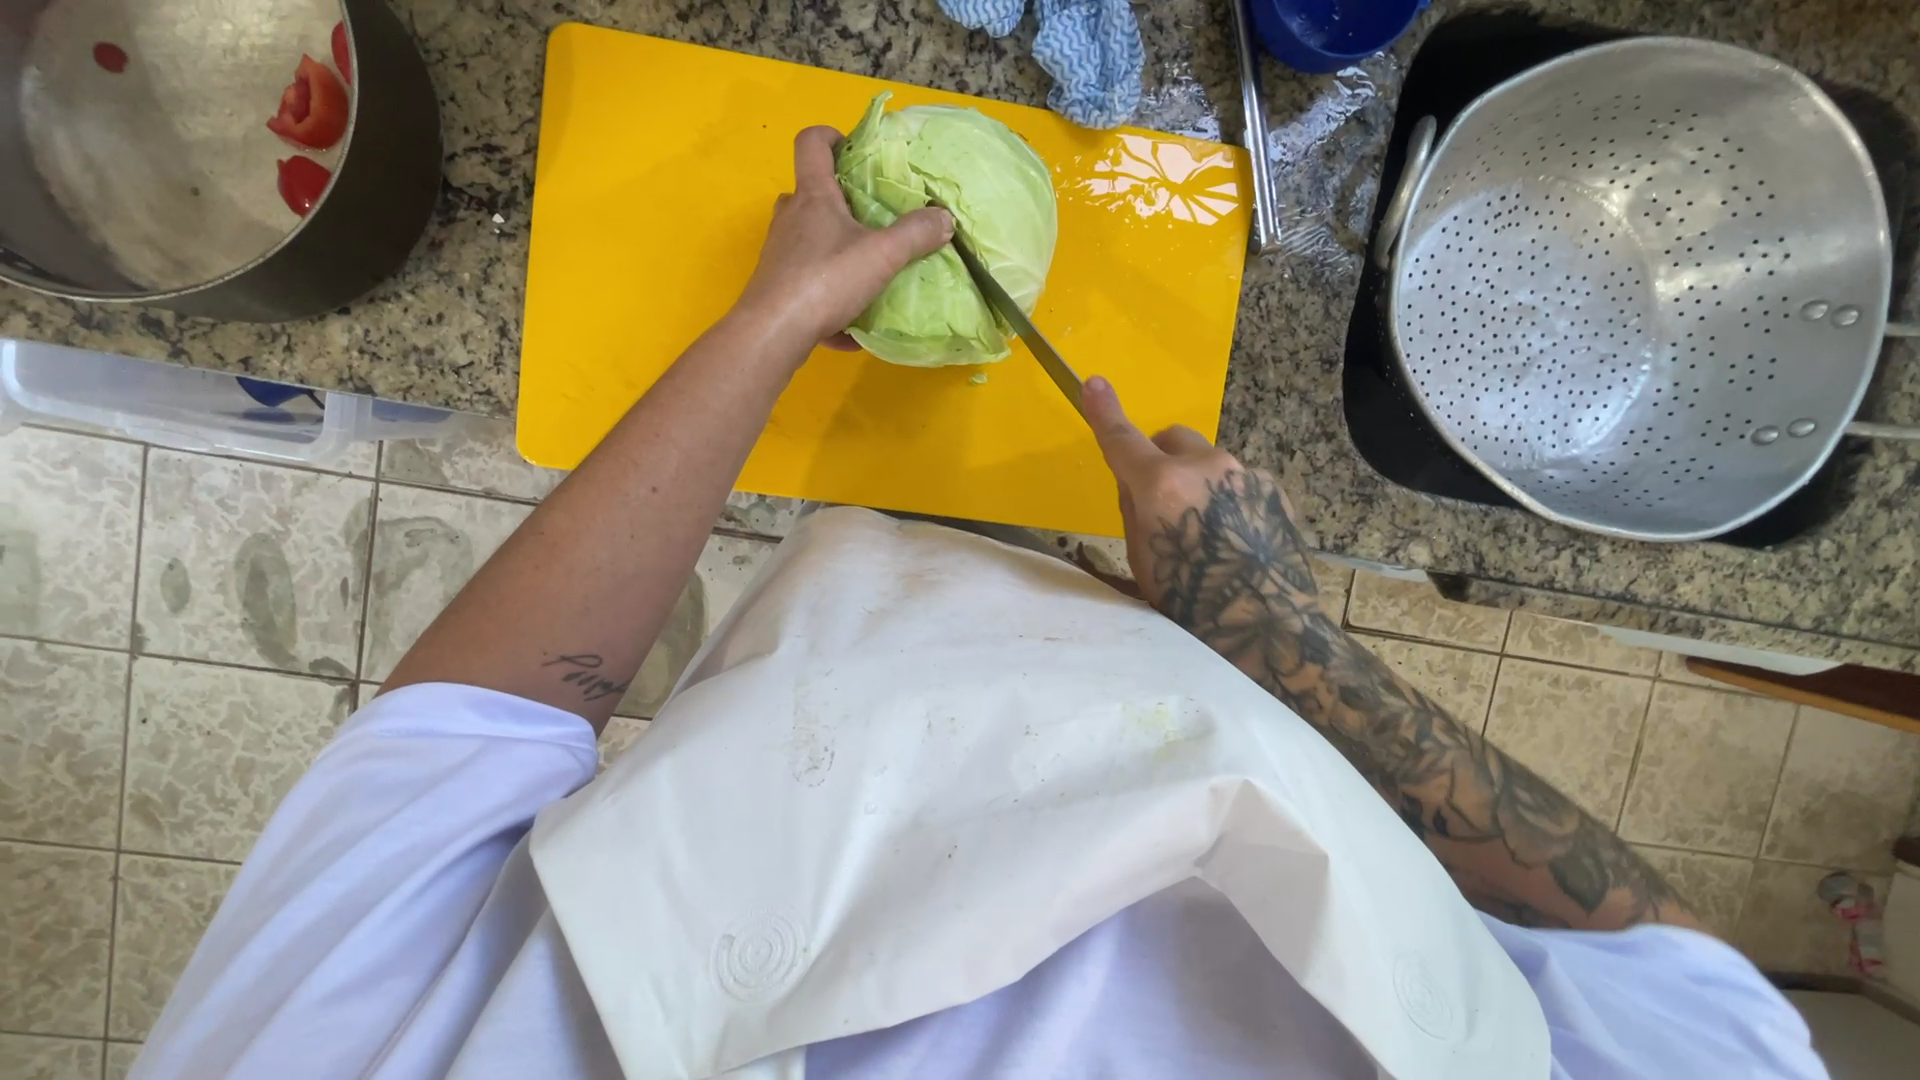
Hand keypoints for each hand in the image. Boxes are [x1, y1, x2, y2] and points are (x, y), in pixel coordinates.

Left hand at [733, 125, 953, 352]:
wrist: (776, 330)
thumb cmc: (826, 280)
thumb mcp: (882, 256)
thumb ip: (915, 235)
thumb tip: (944, 218)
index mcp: (813, 197)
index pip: (812, 144)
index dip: (830, 136)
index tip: (852, 147)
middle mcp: (790, 219)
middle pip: (807, 194)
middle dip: (835, 200)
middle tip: (866, 216)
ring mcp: (779, 254)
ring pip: (805, 240)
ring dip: (831, 249)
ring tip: (863, 270)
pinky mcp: (777, 288)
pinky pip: (807, 286)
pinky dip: (827, 300)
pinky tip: (850, 327)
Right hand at [1082, 376, 1322, 622]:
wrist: (1268, 625)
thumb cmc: (1190, 601)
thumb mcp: (1141, 560)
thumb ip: (1135, 510)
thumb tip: (1136, 482)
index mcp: (1161, 485)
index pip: (1123, 440)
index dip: (1104, 413)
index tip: (1093, 384)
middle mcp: (1205, 466)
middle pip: (1171, 439)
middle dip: (1160, 459)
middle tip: (1160, 500)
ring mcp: (1245, 474)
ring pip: (1208, 462)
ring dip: (1197, 481)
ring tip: (1207, 532)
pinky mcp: (1274, 488)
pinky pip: (1238, 481)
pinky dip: (1227, 498)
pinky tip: (1236, 539)